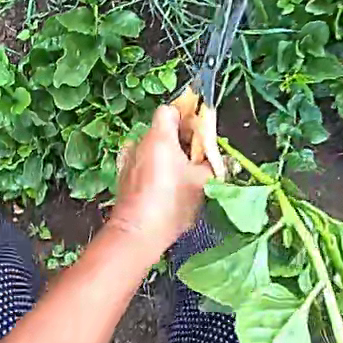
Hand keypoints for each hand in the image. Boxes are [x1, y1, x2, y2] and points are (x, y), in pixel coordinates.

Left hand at [111, 104, 213, 248]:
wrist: (138, 234)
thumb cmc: (172, 203)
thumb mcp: (203, 182)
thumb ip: (213, 164)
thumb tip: (218, 159)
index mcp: (160, 137)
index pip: (170, 109)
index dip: (187, 115)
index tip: (200, 131)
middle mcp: (141, 142)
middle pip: (163, 128)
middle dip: (182, 139)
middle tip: (198, 157)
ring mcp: (129, 160)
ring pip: (153, 147)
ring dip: (168, 154)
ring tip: (183, 174)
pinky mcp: (124, 177)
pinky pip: (144, 163)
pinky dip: (156, 168)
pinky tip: (166, 186)